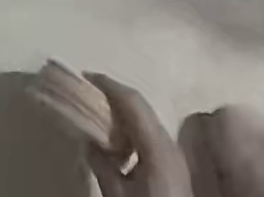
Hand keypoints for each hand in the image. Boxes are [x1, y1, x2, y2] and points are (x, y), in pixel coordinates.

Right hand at [86, 74, 192, 196]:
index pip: (131, 101)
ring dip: (123, 117)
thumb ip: (102, 165)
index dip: (108, 84)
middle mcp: (170, 144)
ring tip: (100, 123)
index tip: (86, 77)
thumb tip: (90, 141)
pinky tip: (120, 150)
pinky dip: (133, 134)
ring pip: (147, 122)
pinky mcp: (177, 169)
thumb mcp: (117, 196)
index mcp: (157, 146)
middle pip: (141, 108)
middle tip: (89, 95)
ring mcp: (176, 156)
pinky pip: (152, 138)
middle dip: (114, 98)